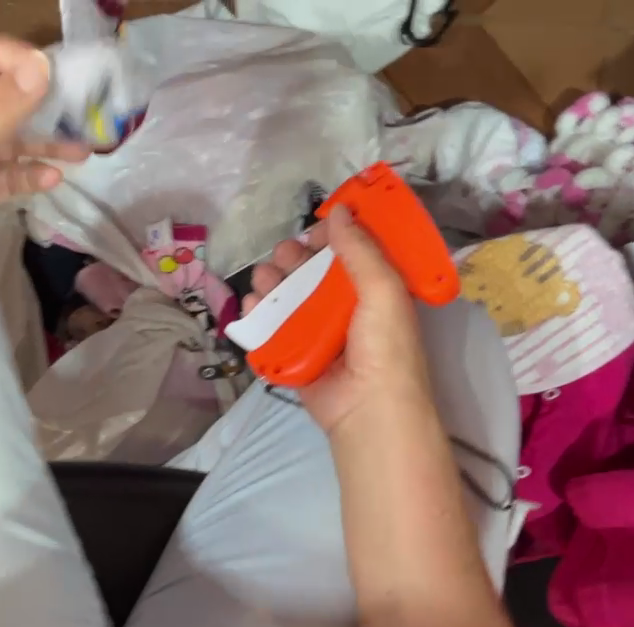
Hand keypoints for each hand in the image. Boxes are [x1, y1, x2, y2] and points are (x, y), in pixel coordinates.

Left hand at [0, 36, 87, 337]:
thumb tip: (41, 69)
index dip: (26, 64)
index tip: (63, 82)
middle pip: (8, 97)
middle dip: (46, 104)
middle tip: (88, 114)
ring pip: (14, 139)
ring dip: (46, 143)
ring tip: (84, 151)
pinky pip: (11, 176)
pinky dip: (31, 176)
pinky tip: (54, 180)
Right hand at [241, 205, 433, 436]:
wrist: (366, 407)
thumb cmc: (383, 346)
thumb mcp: (383, 289)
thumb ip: (360, 250)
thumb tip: (339, 211)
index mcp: (374, 290)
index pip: (350, 255)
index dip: (332, 240)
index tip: (314, 233)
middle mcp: (345, 310)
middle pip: (313, 277)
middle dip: (293, 261)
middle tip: (279, 254)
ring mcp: (317, 335)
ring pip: (289, 302)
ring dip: (272, 286)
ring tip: (260, 279)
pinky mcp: (294, 357)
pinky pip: (272, 333)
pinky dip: (258, 318)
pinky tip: (250, 306)